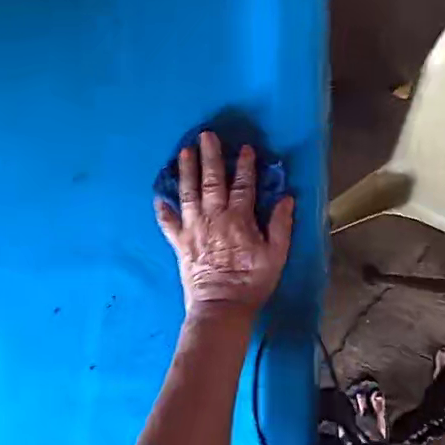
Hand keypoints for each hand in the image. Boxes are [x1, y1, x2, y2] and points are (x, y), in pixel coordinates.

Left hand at [154, 132, 295, 322]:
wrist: (221, 308)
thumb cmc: (252, 283)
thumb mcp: (276, 256)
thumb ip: (281, 225)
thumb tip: (286, 198)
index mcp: (239, 219)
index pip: (244, 185)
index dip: (245, 166)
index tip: (245, 148)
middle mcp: (213, 217)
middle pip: (212, 181)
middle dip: (210, 156)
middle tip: (206, 135)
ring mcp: (193, 228)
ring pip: (188, 193)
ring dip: (186, 171)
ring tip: (184, 152)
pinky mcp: (179, 242)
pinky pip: (168, 222)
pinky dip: (162, 208)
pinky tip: (158, 196)